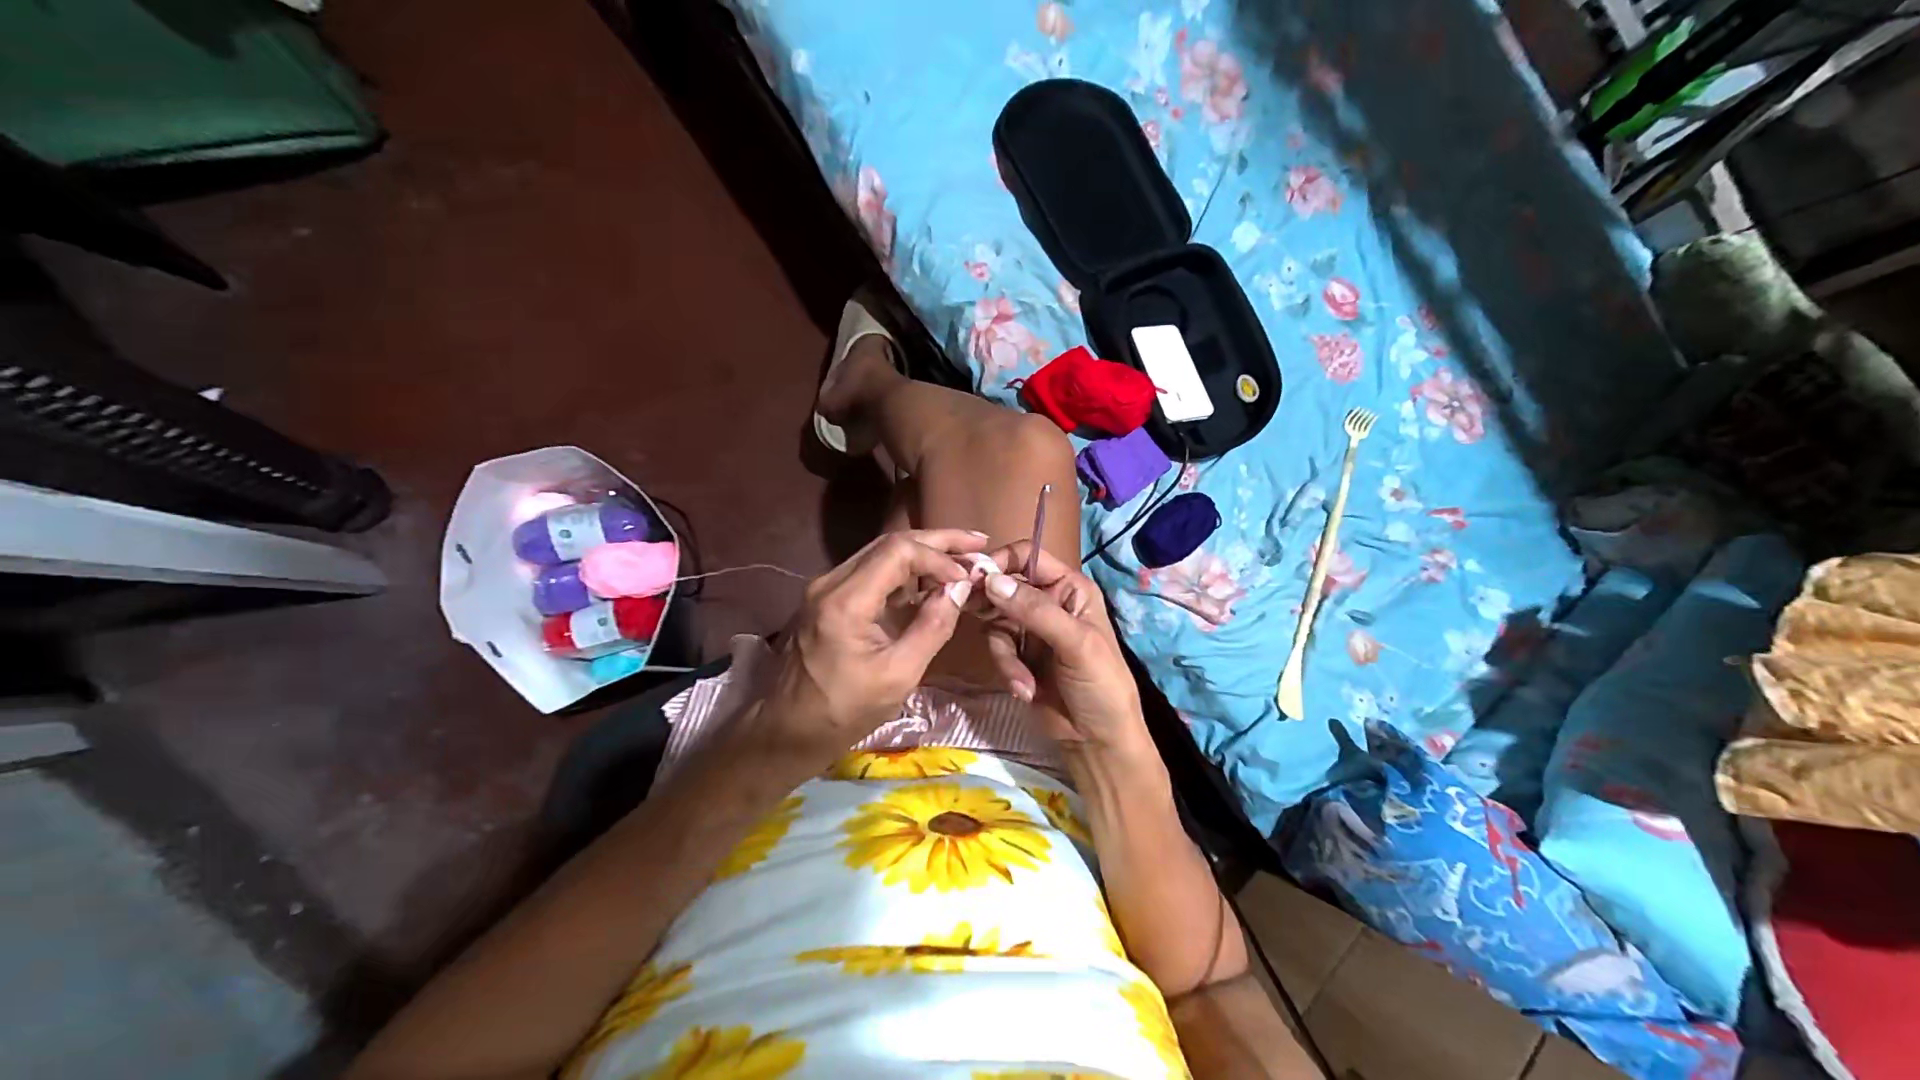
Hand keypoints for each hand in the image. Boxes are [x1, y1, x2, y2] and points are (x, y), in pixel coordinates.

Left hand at [741, 529, 987, 766]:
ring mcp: (826, 587)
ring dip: (922, 553)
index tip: (968, 576)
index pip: (898, 551)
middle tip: (978, 543)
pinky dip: (905, 571)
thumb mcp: (899, 675)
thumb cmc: (844, 711)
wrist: (787, 729)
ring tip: (962, 557)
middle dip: (937, 541)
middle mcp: (831, 582)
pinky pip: (871, 572)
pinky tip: (931, 579)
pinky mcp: (828, 598)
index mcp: (845, 600)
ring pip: (880, 553)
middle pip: (889, 542)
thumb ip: (932, 627)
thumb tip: (960, 587)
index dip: (939, 557)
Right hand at [977, 541, 1145, 750]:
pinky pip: (997, 649)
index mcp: (1068, 588)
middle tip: (968, 612)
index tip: (975, 576)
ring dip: (1004, 653)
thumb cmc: (1101, 684)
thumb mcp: (1076, 643)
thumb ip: (1035, 610)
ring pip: (995, 622)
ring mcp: (1030, 629)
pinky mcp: (1017, 655)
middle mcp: (1047, 601)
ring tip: (1022, 680)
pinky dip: (1007, 669)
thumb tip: (991, 580)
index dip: (1001, 562)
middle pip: (1003, 587)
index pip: (1028, 557)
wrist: (1097, 740)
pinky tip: (1025, 690)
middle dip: (989, 605)